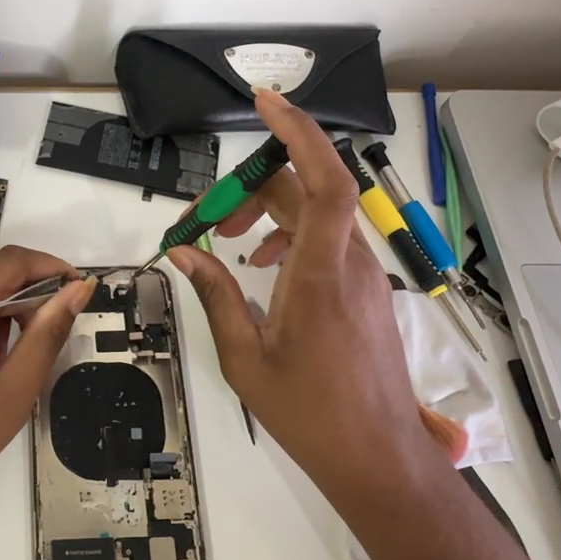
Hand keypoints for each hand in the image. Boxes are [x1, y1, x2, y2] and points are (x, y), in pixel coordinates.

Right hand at [166, 89, 438, 493]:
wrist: (377, 457)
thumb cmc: (309, 413)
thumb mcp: (244, 357)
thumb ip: (214, 294)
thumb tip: (183, 249)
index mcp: (320, 275)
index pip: (325, 181)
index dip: (299, 133)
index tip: (265, 102)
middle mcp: (350, 263)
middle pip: (307, 190)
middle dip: (251, 187)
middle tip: (207, 218)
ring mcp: (363, 275)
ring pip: (317, 213)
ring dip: (268, 211)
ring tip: (226, 240)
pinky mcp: (365, 289)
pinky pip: (327, 238)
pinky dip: (290, 233)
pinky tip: (262, 263)